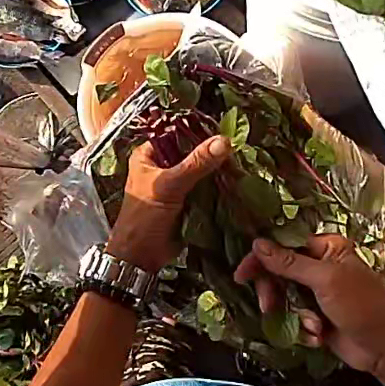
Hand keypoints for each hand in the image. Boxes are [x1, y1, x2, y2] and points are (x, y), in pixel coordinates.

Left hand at [105, 137, 230, 272]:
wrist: (141, 255)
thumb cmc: (144, 217)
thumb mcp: (169, 186)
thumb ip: (195, 164)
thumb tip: (222, 142)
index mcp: (148, 156)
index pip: (176, 134)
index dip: (199, 132)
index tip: (225, 130)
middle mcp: (162, 166)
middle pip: (191, 153)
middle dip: (213, 153)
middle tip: (239, 148)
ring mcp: (176, 184)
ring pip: (201, 171)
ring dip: (218, 170)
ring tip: (243, 162)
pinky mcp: (188, 201)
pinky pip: (206, 188)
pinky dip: (219, 186)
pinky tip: (237, 181)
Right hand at [234, 235, 384, 373]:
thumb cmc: (363, 307)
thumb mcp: (325, 280)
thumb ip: (289, 262)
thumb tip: (258, 243)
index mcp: (326, 249)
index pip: (283, 245)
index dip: (261, 258)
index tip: (243, 274)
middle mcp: (319, 267)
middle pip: (277, 272)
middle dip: (274, 292)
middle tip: (268, 305)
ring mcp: (316, 292)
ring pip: (283, 297)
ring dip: (293, 314)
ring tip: (312, 327)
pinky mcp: (315, 315)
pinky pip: (292, 317)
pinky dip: (302, 328)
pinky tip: (319, 336)